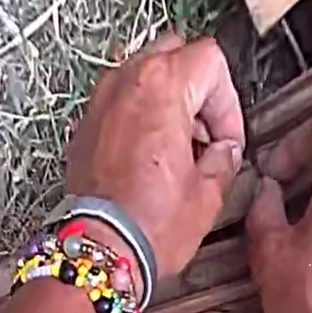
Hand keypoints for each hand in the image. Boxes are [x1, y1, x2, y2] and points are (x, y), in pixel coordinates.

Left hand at [66, 34, 245, 277]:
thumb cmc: (146, 227)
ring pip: (142, 81)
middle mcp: (125, 83)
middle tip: (205, 141)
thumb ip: (224, 160)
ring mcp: (99, 106)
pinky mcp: (83, 132)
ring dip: (165, 108)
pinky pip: (117, 110)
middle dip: (196, 96)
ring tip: (176, 154)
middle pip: (173, 59)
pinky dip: (136, 124)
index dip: (228, 104)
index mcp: (162, 86)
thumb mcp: (207, 196)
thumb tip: (224, 152)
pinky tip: (147, 164)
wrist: (101, 254)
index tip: (228, 141)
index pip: (210, 63)